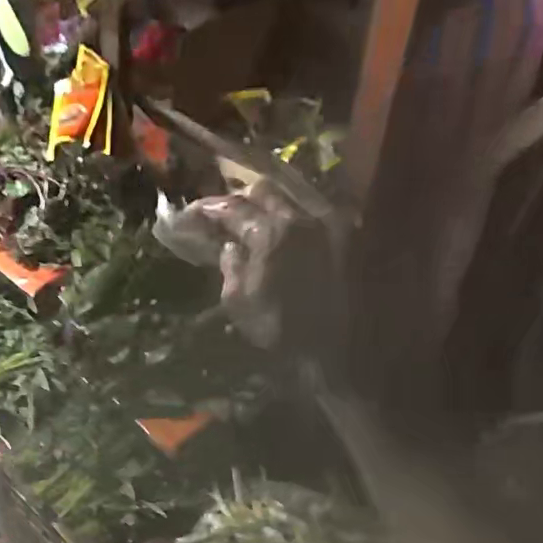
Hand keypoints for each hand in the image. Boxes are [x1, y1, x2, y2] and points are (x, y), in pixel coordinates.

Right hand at [170, 182, 342, 375]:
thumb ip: (232, 266)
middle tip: (225, 215)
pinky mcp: (350, 237)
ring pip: (295, 197)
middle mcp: (305, 217)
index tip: (192, 214)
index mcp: (272, 234)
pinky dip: (295, 219)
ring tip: (255, 223)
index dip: (209, 209)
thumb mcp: (239, 302)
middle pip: (266, 192)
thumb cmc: (279, 329)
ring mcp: (332, 223)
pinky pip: (316, 214)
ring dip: (270, 207)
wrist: (335, 350)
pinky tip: (285, 235)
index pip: (234, 208)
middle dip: (241, 200)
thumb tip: (230, 246)